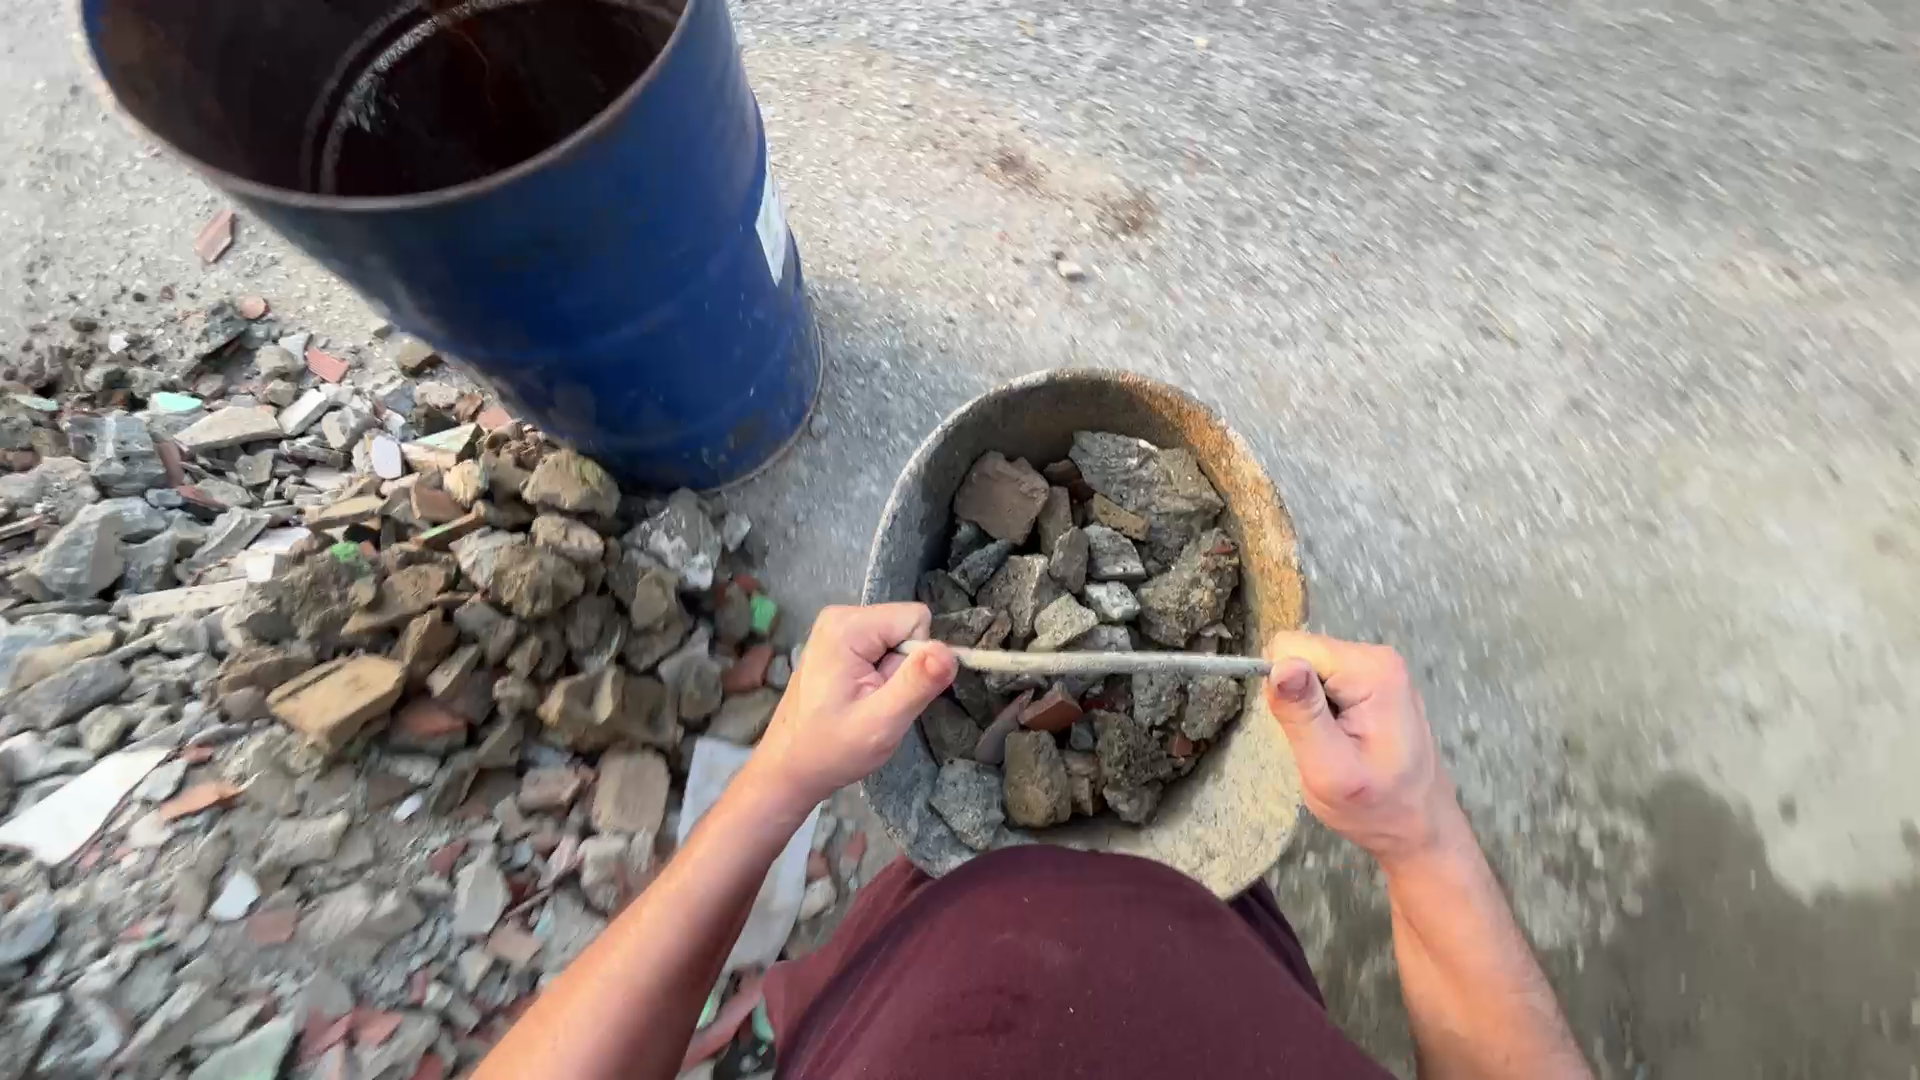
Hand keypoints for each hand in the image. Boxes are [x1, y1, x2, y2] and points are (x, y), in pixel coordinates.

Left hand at [747, 604, 957, 810]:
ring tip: (867, 701)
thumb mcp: (881, 723)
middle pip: (906, 626)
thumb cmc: (831, 750)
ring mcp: (838, 627)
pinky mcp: (839, 641)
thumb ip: (917, 684)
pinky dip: (881, 674)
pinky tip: (860, 696)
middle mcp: (841, 615)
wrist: (789, 767)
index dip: (917, 659)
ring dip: (893, 673)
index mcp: (848, 626)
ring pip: (898, 639)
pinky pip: (883, 647)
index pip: (917, 619)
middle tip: (877, 701)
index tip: (891, 690)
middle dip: (903, 667)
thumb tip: (950, 652)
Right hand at [1263, 632, 1463, 870]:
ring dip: (1306, 707)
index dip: (1283, 690)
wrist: (1421, 830)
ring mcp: (1376, 668)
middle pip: (1298, 654)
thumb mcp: (1328, 769)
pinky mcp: (1371, 680)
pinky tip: (1341, 738)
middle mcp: (1377, 657)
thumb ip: (1302, 714)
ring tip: (1332, 743)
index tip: (1302, 728)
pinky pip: (1319, 680)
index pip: (1289, 648)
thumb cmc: (1377, 808)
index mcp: (1370, 670)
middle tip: (1319, 742)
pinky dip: (1318, 710)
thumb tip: (1279, 664)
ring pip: (1305, 667)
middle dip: (1296, 699)